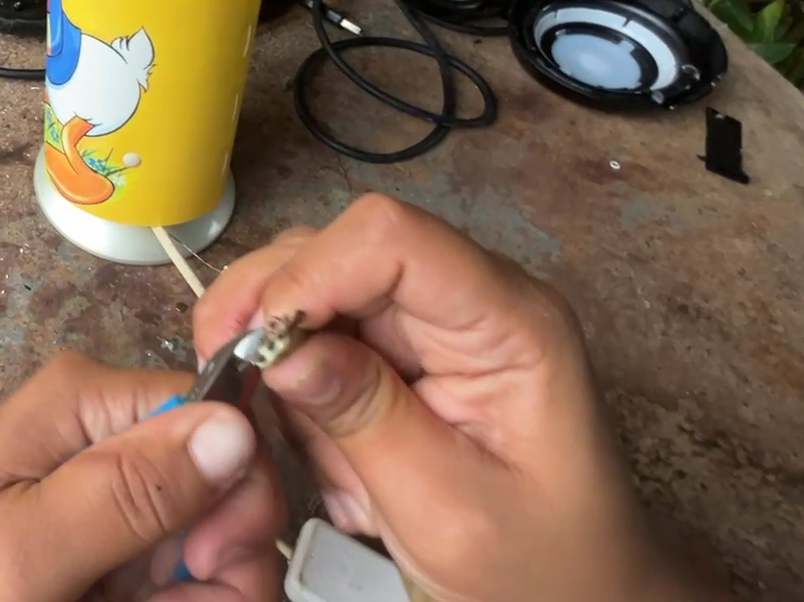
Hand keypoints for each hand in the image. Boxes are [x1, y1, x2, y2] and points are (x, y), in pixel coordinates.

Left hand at [0, 353, 283, 601]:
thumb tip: (234, 426)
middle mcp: (111, 428)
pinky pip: (183, 567)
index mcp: (88, 398)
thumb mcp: (31, 541)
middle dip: (217, 555)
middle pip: (224, 482)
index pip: (216, 413)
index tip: (204, 558)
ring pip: (214, 536)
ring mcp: (116, 482)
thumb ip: (129, 489)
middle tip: (162, 599)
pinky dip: (176, 600)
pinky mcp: (117, 530)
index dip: (232, 489)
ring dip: (196, 590)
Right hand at [195, 194, 700, 601]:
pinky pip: (304, 320)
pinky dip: (282, 370)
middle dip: (265, 306)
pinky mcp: (386, 333)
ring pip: (300, 275)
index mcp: (504, 319)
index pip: (389, 237)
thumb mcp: (448, 513)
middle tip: (229, 373)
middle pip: (328, 246)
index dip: (311, 273)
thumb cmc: (540, 568)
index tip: (263, 343)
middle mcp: (456, 292)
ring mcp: (417, 309)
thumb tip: (277, 350)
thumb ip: (364, 419)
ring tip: (286, 425)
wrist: (573, 594)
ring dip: (269, 344)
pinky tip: (308, 430)